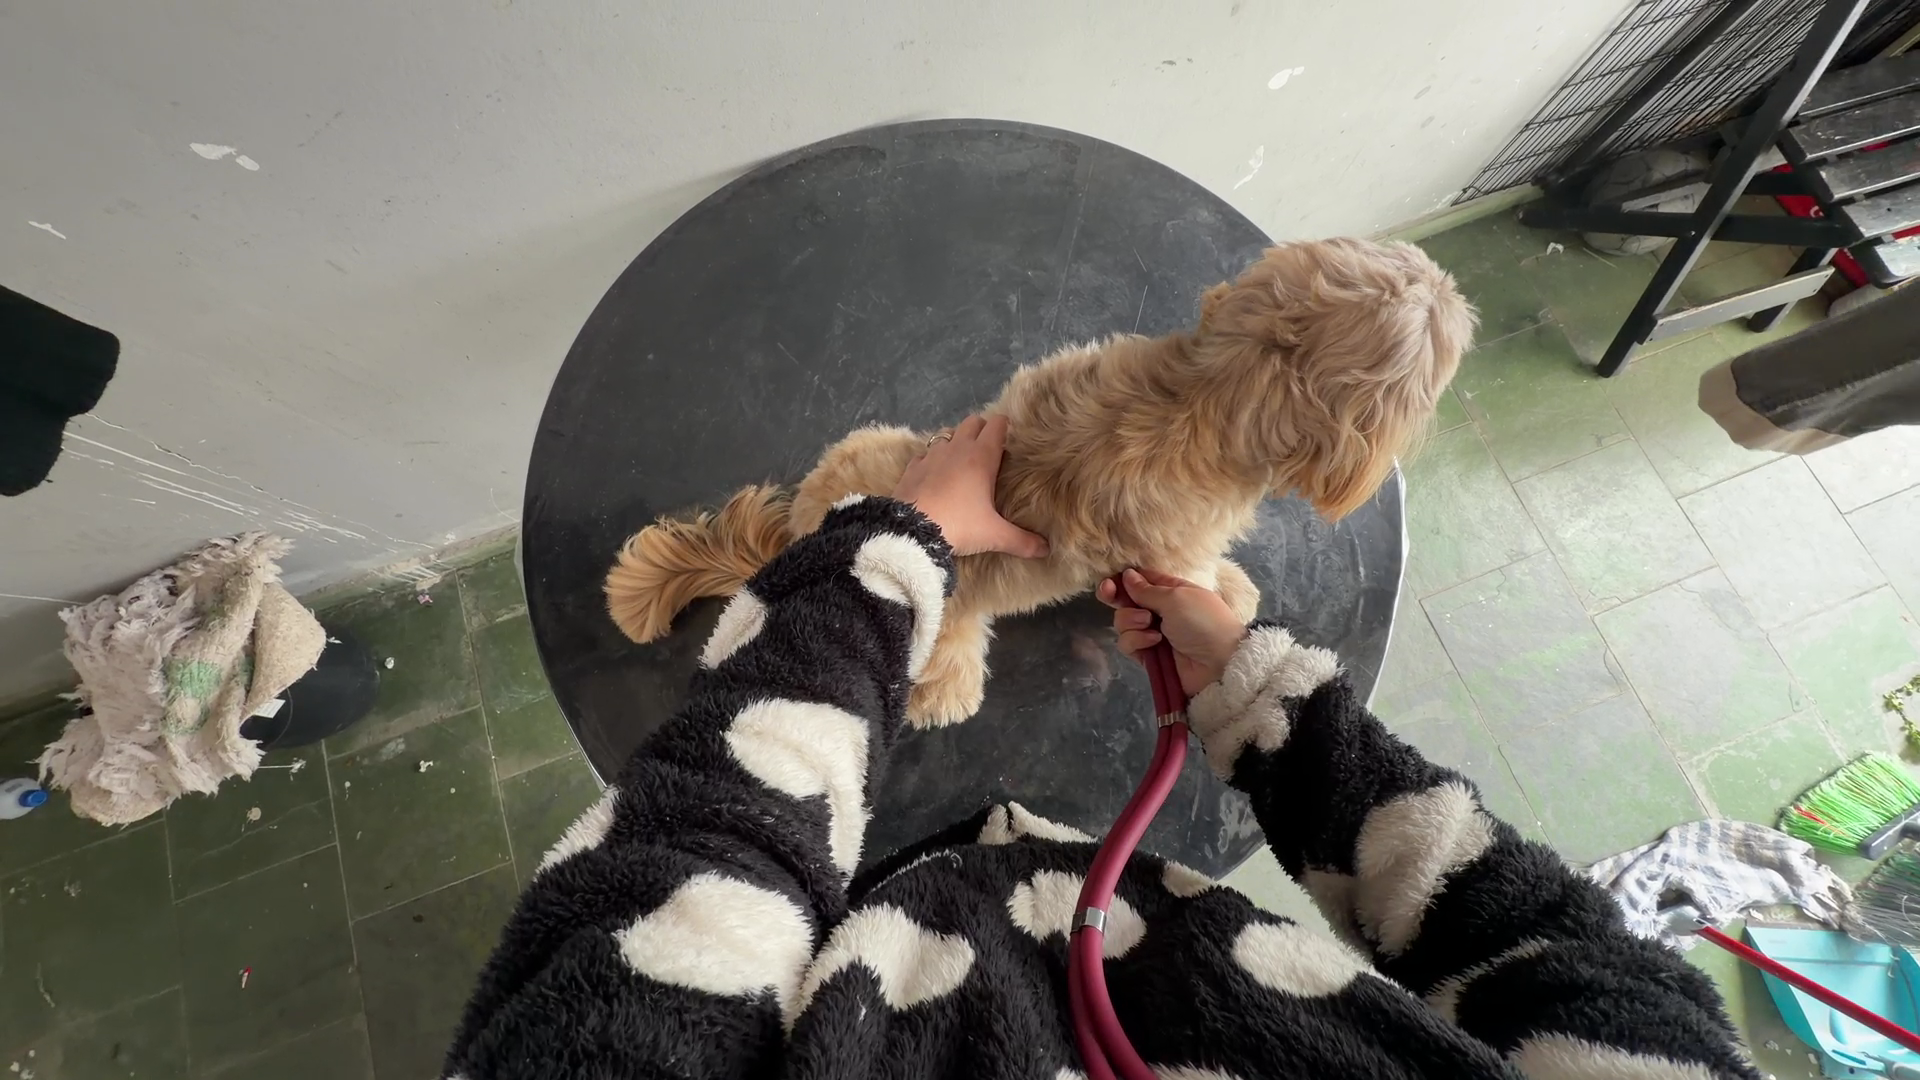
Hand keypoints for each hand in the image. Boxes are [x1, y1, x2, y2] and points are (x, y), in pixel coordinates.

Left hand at [892, 414, 1049, 558]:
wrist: (911, 531)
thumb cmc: (959, 526)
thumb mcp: (994, 535)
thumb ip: (1022, 541)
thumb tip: (1047, 550)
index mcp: (981, 457)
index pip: (996, 426)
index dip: (1004, 427)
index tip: (1010, 436)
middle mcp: (957, 449)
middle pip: (972, 422)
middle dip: (981, 429)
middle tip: (988, 448)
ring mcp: (931, 456)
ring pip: (946, 434)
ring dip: (955, 441)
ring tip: (961, 460)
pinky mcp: (911, 468)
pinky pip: (924, 454)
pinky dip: (931, 459)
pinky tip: (932, 474)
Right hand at [1097, 568, 1247, 696]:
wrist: (1219, 664)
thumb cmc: (1202, 621)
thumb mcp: (1176, 597)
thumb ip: (1147, 589)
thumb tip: (1127, 575)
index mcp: (1170, 591)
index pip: (1140, 581)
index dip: (1123, 579)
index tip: (1111, 580)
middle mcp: (1158, 611)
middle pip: (1125, 601)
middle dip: (1116, 597)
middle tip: (1109, 593)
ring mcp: (1151, 633)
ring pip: (1123, 622)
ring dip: (1131, 620)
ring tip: (1149, 624)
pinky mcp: (1147, 656)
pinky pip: (1127, 643)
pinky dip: (1137, 640)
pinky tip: (1154, 642)